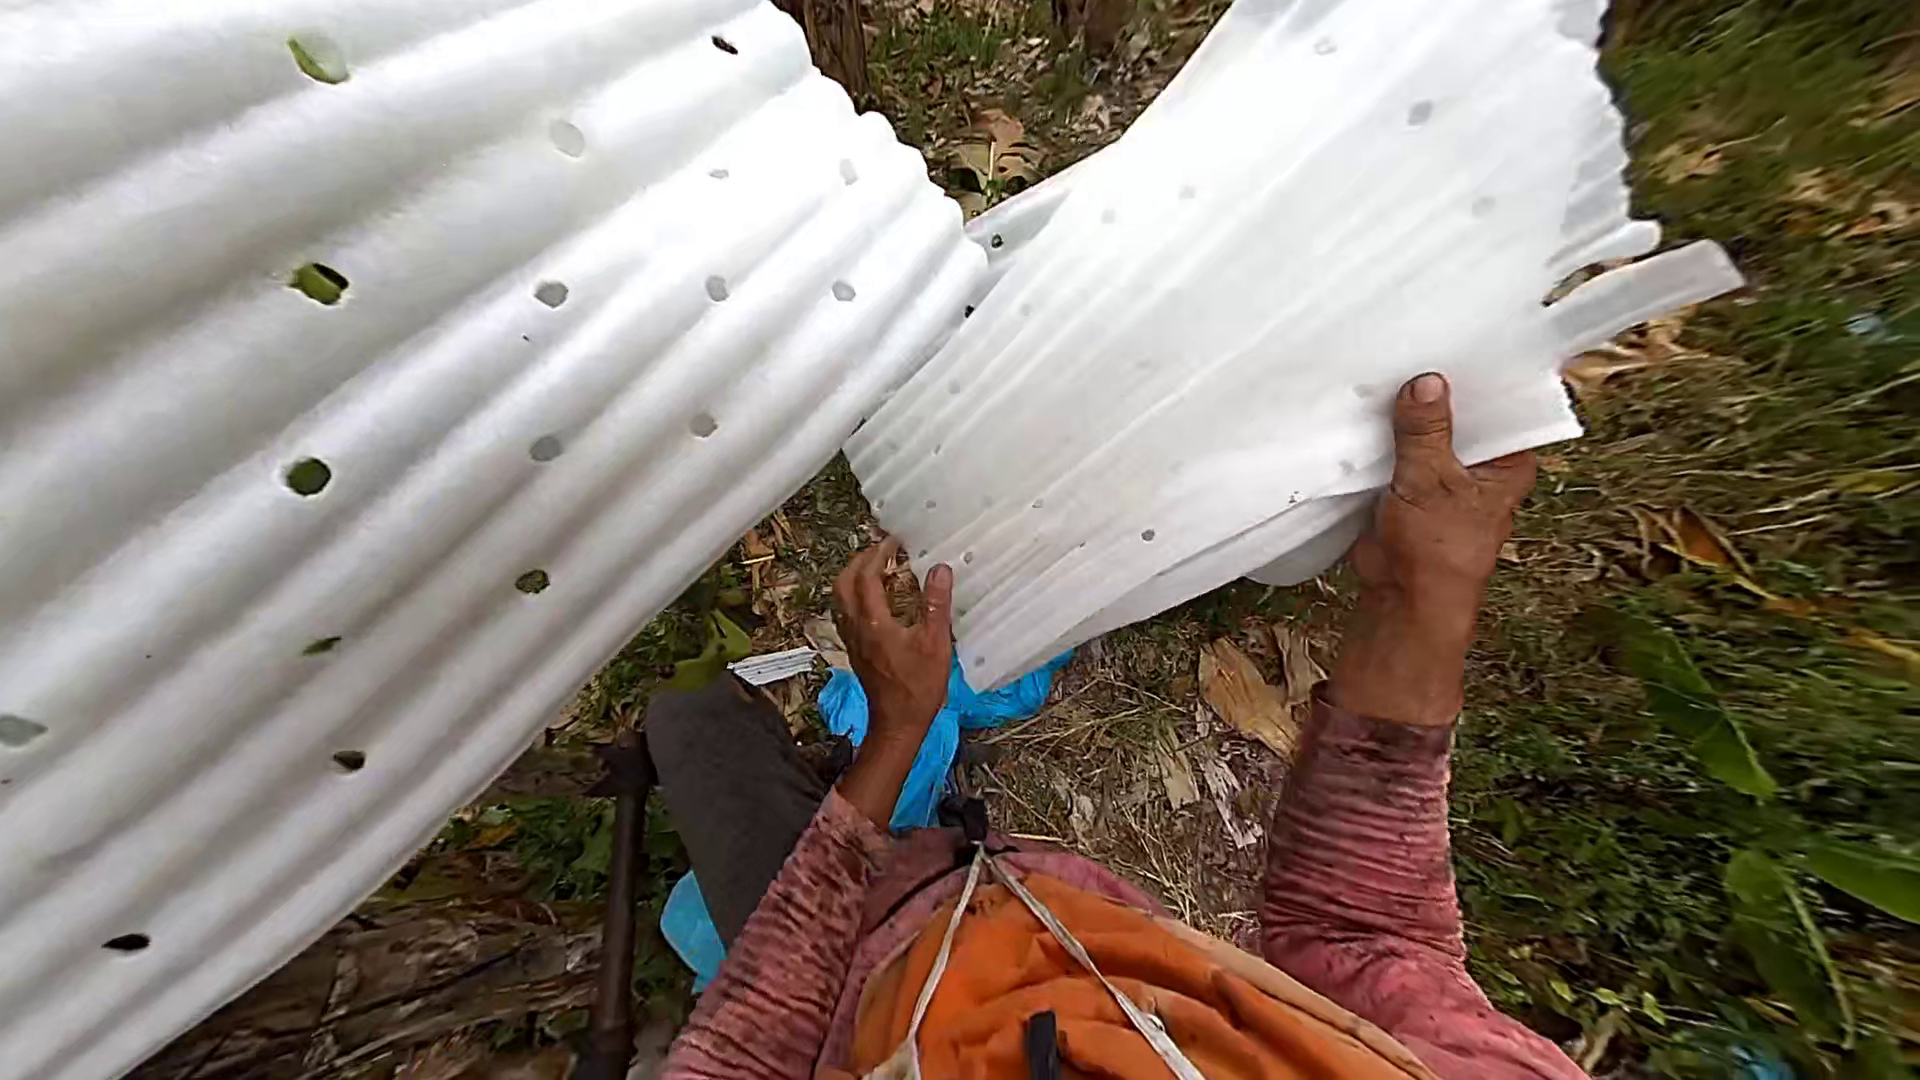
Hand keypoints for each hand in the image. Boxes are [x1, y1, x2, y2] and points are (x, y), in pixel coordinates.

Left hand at [831, 537, 954, 825]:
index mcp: (874, 623)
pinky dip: (855, 595)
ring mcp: (852, 640)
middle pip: (843, 584)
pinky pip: (846, 612)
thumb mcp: (935, 644)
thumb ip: (936, 604)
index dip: (878, 554)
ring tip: (877, 568)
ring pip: (840, 598)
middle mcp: (856, 627)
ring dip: (854, 577)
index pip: (866, 577)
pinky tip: (875, 598)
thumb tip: (940, 569)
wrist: (898, 724)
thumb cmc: (918, 686)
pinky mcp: (855, 650)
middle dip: (859, 561)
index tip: (894, 541)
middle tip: (882, 550)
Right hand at [1327, 373, 1535, 726]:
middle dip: (1431, 393)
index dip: (1482, 375)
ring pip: (1418, 435)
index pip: (1501, 404)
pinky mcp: (1398, 488)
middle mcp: (1473, 464)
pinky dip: (1375, 441)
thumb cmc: (1437, 545)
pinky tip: (1356, 416)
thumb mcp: (1433, 481)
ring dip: (1398, 417)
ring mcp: (1433, 475)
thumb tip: (1426, 382)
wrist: (1400, 593)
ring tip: (1376, 375)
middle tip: (1407, 348)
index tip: (1459, 339)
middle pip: (1454, 416)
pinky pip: (1388, 455)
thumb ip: (1426, 433)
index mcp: (1505, 460)